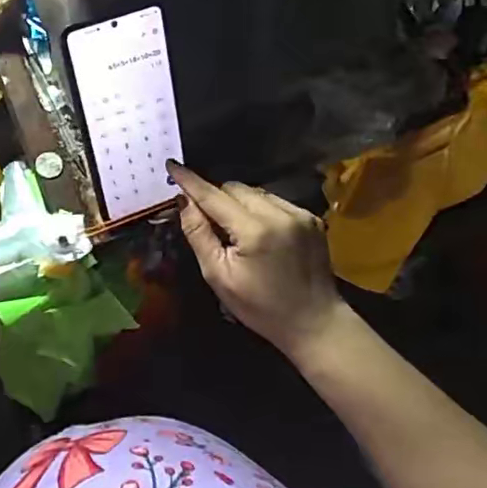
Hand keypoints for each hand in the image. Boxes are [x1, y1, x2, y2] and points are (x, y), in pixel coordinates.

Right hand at [168, 161, 345, 356]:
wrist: (314, 322)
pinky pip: (274, 201)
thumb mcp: (218, 275)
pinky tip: (257, 233)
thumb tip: (184, 201)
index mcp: (255, 230)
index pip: (214, 196)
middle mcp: (280, 213)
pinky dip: (258, 209)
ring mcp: (299, 213)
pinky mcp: (310, 218)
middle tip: (206, 220)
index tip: (172, 165)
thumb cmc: (259, 306)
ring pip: (255, 192)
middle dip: (216, 198)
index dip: (190, 181)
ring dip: (237, 203)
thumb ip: (199, 234)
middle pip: (235, 188)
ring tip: (233, 230)